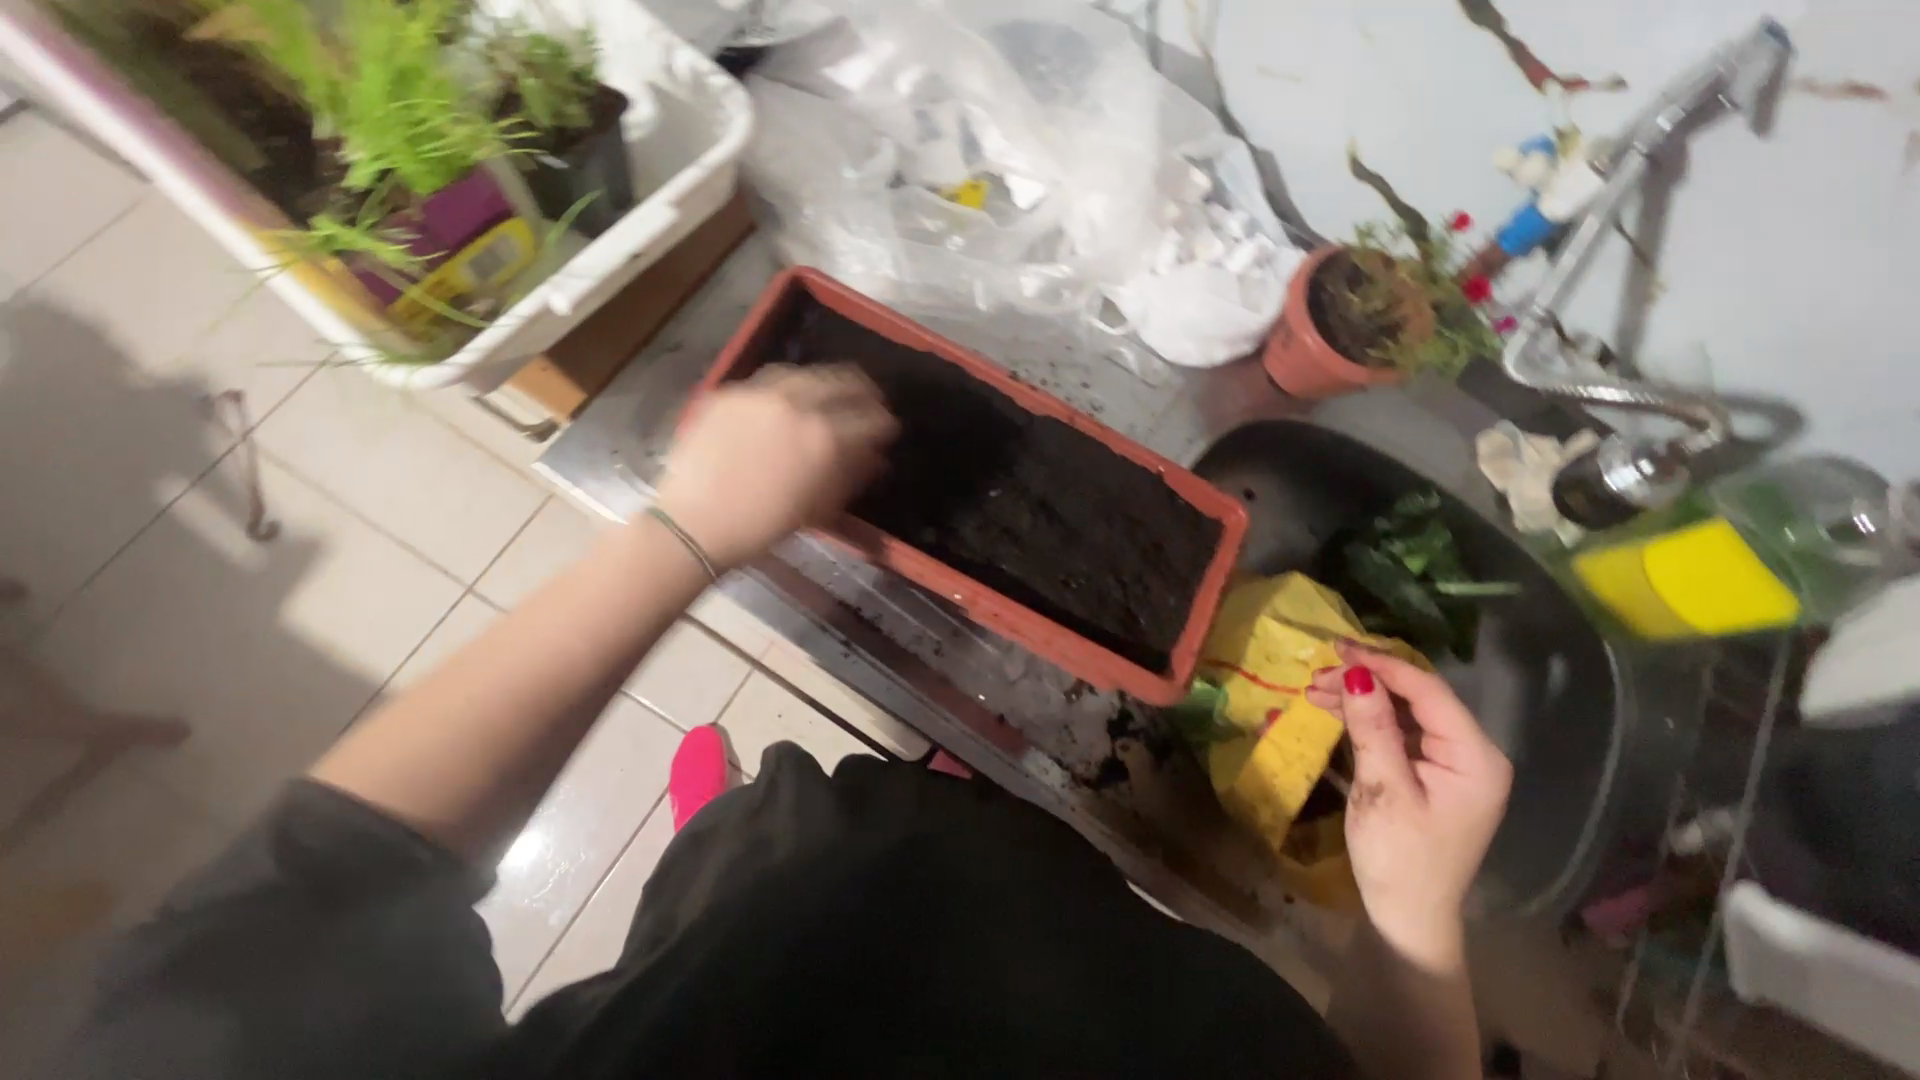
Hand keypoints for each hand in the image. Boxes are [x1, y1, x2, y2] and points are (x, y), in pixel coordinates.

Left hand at [654, 364, 897, 569]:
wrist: (696, 524)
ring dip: (825, 382)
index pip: (870, 419)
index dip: (884, 423)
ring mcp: (760, 393)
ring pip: (805, 373)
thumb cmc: (762, 526)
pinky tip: (787, 402)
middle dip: (862, 391)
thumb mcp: (817, 507)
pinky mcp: (729, 392)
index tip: (888, 429)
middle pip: (842, 381)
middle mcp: (797, 404)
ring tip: (830, 394)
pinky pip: (768, 382)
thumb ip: (851, 475)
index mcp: (824, 437)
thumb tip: (875, 458)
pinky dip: (787, 389)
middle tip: (869, 401)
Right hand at [1306, 642, 1511, 969]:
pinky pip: (1401, 731)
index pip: (1429, 692)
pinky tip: (1335, 710)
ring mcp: (1454, 763)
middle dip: (1367, 681)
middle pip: (1418, 698)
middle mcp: (1473, 753)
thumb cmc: (1398, 856)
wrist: (1409, 915)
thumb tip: (1356, 674)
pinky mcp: (1433, 773)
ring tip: (1316, 691)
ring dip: (1362, 698)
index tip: (1337, 648)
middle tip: (1317, 677)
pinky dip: (1368, 718)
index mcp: (1475, 757)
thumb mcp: (1382, 790)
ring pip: (1405, 711)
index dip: (1382, 665)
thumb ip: (1372, 728)